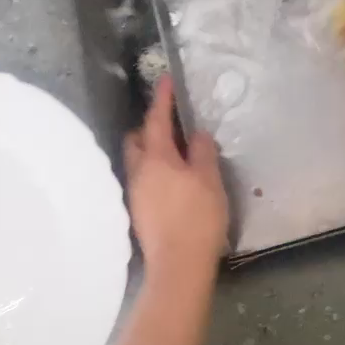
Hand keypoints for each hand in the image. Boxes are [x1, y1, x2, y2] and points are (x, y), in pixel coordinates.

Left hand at [123, 78, 229, 276]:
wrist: (178, 265)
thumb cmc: (198, 217)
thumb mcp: (209, 179)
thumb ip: (202, 152)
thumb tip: (196, 134)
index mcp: (156, 157)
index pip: (156, 119)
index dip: (162, 98)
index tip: (166, 79)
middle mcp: (138, 171)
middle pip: (137, 139)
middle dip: (149, 126)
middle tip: (170, 123)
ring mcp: (135, 192)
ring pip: (137, 161)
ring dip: (151, 151)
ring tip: (174, 153)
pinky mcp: (137, 211)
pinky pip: (142, 179)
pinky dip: (154, 171)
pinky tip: (171, 181)